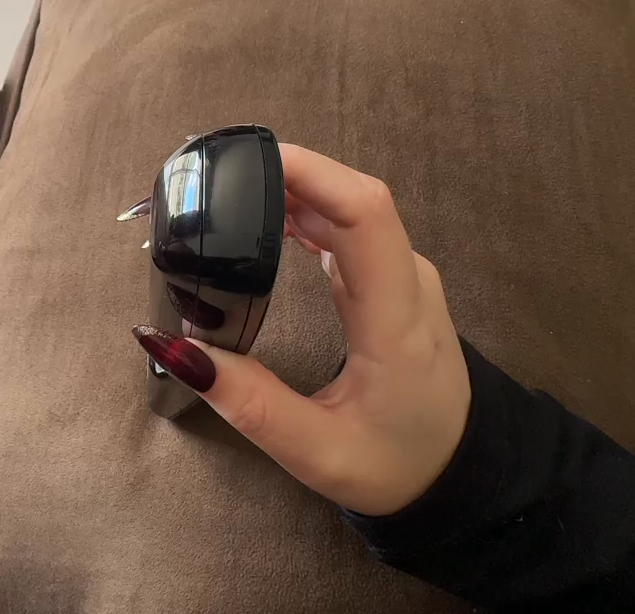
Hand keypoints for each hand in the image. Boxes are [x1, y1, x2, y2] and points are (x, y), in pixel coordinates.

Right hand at [132, 144, 469, 516]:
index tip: (247, 161)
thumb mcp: (319, 453)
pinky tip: (264, 212)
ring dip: (292, 184)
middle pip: (351, 194)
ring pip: (347, 201)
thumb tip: (170, 345)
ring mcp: (399, 271)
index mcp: (395, 318)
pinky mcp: (386, 275)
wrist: (464, 473)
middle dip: (286, 170)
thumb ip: (248, 402)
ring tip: (229, 187)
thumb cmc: (398, 464)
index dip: (310, 173)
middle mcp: (405, 278)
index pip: (364, 213)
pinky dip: (304, 205)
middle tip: (217, 173)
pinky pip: (345, 221)